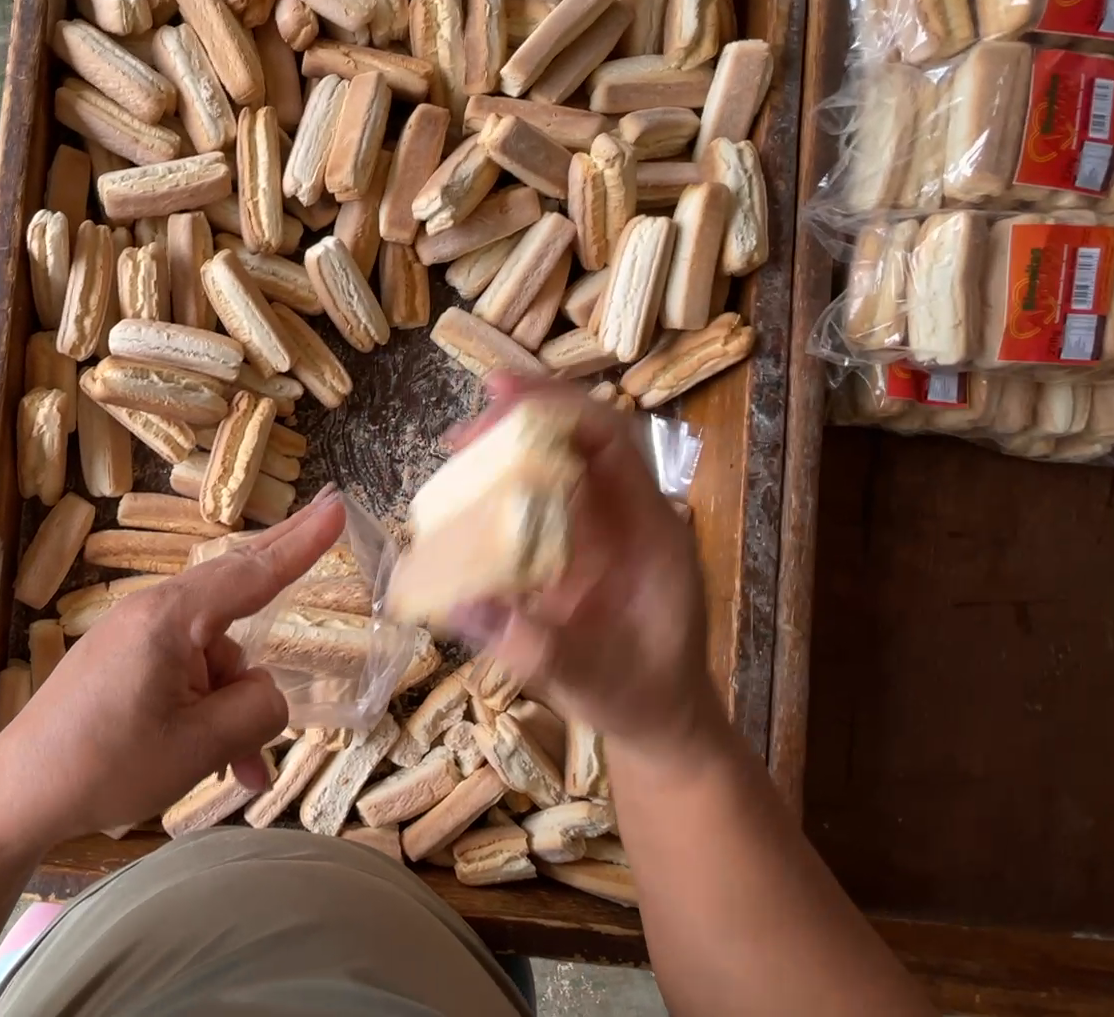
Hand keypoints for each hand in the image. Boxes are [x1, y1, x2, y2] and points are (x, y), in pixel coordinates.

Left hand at [0, 492, 347, 845]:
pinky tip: (217, 766)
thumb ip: (256, 710)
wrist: (17, 796)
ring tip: (240, 772)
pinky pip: (183, 675)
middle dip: (282, 568)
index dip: (301, 543)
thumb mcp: (199, 747)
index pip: (251, 572)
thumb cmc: (107, 767)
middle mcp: (152, 613)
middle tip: (328, 522)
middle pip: (233, 590)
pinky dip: (207, 712)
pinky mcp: (122, 662)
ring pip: (212, 658)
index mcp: (170, 619)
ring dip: (235, 707)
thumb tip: (266, 690)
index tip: (338, 506)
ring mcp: (134, 637)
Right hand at [446, 373, 713, 763]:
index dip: (558, 409)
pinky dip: (500, 483)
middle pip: (580, 438)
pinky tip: (463, 492)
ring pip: (557, 461)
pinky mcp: (573, 544)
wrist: (658, 716)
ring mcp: (599, 527)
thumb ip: (535, 647)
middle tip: (461, 433)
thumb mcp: (591, 681)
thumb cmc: (639, 695)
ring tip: (455, 450)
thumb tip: (462, 605)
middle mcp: (625, 515)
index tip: (501, 397)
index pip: (612, 443)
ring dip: (506, 446)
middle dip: (522, 419)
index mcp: (648, 531)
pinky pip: (537, 496)